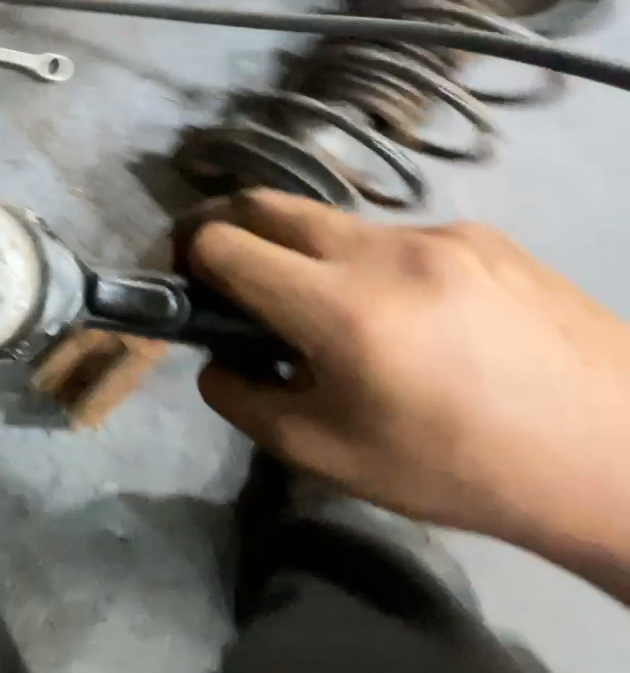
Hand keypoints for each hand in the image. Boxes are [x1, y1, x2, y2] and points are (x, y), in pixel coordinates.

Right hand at [184, 191, 629, 597]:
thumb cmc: (462, 469)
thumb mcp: (321, 453)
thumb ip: (237, 397)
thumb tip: (218, 356)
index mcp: (338, 308)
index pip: (220, 243)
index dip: (187, 258)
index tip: (189, 285)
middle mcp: (384, 252)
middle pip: (260, 203)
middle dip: (219, 227)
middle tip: (217, 267)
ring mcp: (440, 236)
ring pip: (325, 220)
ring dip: (296, 250)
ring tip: (325, 306)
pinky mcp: (485, 236)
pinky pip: (390, 234)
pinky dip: (364, 261)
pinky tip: (405, 312)